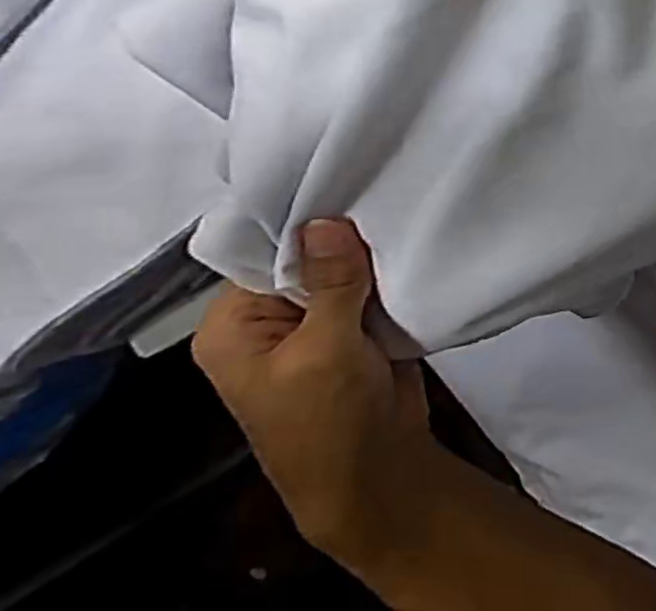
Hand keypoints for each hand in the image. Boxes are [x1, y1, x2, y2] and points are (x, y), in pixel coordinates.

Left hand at [193, 219, 431, 556]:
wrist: (374, 467)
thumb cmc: (327, 417)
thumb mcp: (325, 349)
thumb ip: (331, 285)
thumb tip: (324, 221)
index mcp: (235, 327)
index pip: (265, 257)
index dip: (307, 224)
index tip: (353, 187)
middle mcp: (272, 322)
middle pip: (310, 261)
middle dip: (350, 239)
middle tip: (392, 197)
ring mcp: (319, 327)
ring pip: (348, 275)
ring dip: (378, 258)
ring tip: (412, 219)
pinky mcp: (360, 331)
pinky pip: (375, 292)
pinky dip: (396, 277)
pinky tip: (420, 254)